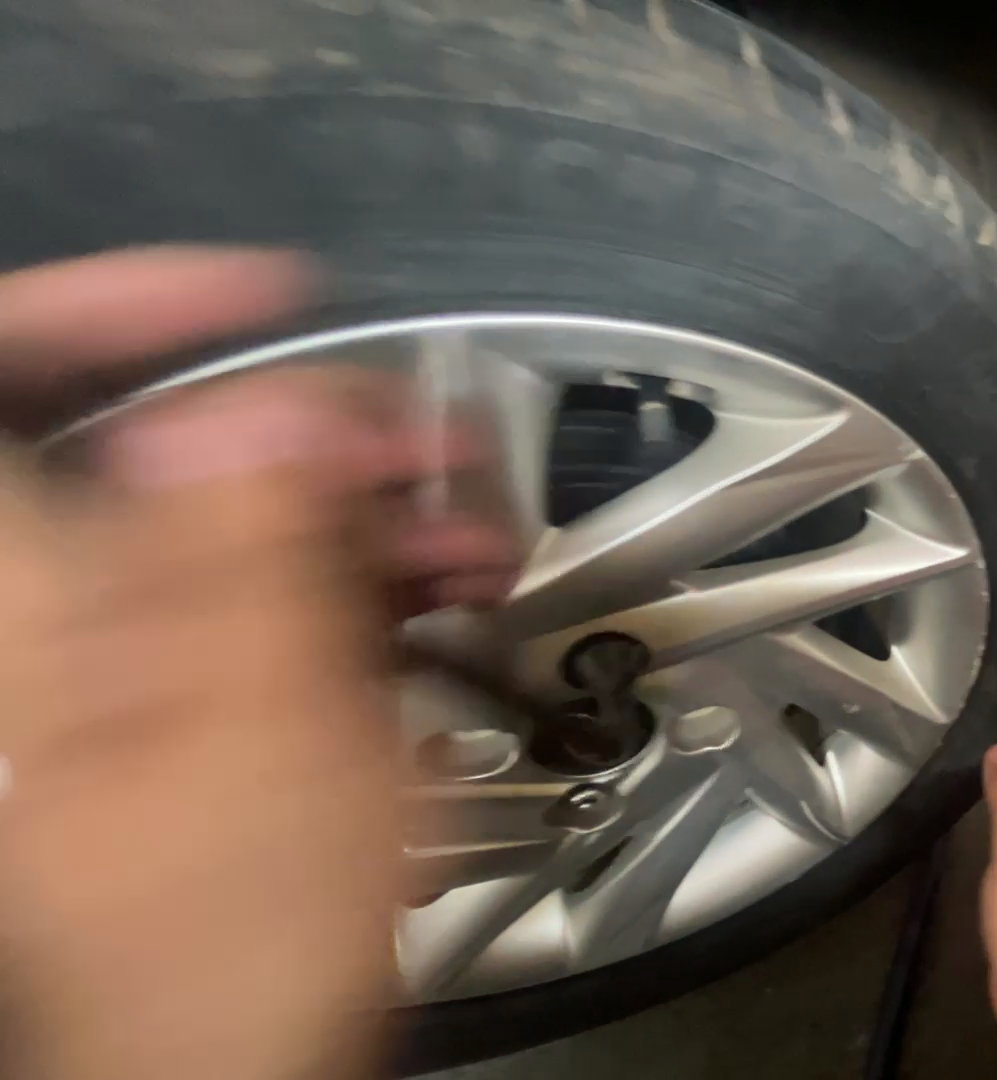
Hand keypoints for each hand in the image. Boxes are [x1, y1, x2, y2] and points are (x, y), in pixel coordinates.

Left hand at [0, 248, 507, 1079]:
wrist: (250, 1017)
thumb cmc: (246, 903)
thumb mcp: (265, 713)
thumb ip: (251, 549)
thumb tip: (264, 420)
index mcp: (38, 605)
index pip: (7, 381)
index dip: (127, 310)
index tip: (268, 294)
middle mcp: (65, 612)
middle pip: (170, 451)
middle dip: (322, 433)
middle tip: (431, 445)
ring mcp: (140, 649)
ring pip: (250, 517)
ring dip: (375, 508)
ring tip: (474, 537)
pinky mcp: (214, 680)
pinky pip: (290, 582)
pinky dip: (378, 567)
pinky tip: (451, 580)